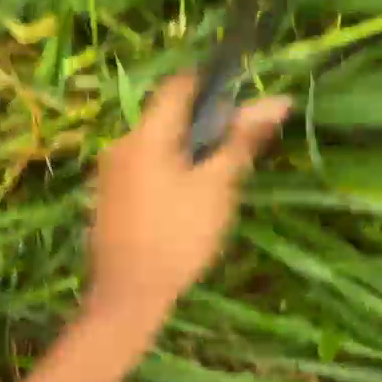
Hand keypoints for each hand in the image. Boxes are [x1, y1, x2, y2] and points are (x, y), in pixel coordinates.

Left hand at [85, 73, 291, 325]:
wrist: (128, 297)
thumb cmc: (176, 239)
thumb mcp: (217, 187)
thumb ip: (241, 141)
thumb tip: (276, 100)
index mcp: (144, 135)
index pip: (179, 85)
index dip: (213, 88)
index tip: (239, 112)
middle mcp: (119, 147)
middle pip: (166, 120)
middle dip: (201, 131)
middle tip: (230, 161)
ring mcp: (107, 177)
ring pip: (155, 151)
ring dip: (185, 159)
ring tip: (210, 192)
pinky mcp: (105, 204)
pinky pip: (142, 176)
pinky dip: (165, 181)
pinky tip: (182, 213)